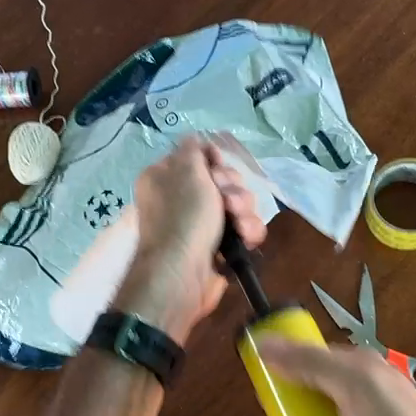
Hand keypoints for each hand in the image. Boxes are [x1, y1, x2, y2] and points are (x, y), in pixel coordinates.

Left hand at [111, 137, 265, 344]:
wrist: (183, 274)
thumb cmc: (183, 217)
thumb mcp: (186, 170)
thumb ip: (193, 148)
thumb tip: (195, 140)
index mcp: (166, 178)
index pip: (198, 156)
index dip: (214, 160)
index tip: (216, 168)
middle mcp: (182, 199)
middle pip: (224, 180)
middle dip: (233, 188)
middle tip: (226, 200)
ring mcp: (202, 224)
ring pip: (239, 205)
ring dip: (244, 210)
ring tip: (237, 223)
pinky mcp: (221, 246)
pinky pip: (244, 229)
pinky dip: (248, 232)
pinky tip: (245, 237)